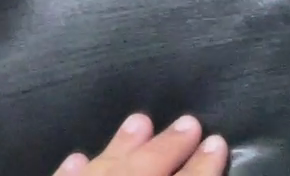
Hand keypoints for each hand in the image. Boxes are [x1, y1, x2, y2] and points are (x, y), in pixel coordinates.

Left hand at [52, 113, 226, 175]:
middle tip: (190, 122)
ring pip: (101, 170)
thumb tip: (196, 165)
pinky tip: (77, 158)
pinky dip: (71, 173)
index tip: (218, 142)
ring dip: (121, 147)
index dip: (202, 168)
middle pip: (143, 171)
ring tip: (139, 120)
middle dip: (167, 147)